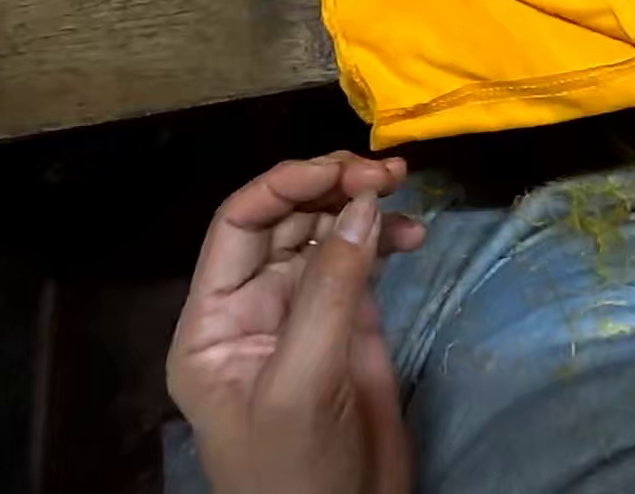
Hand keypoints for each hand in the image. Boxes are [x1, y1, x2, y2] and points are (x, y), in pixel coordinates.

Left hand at [168, 152, 428, 493]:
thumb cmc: (298, 472)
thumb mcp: (304, 381)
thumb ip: (331, 287)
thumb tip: (365, 200)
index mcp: (218, 317)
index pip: (240, 222)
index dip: (286, 184)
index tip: (345, 171)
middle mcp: (258, 298)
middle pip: (289, 213)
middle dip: (334, 183)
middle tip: (387, 174)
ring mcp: (307, 302)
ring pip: (329, 224)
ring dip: (365, 199)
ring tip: (403, 185)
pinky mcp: (349, 311)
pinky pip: (365, 252)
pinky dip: (390, 233)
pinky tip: (416, 235)